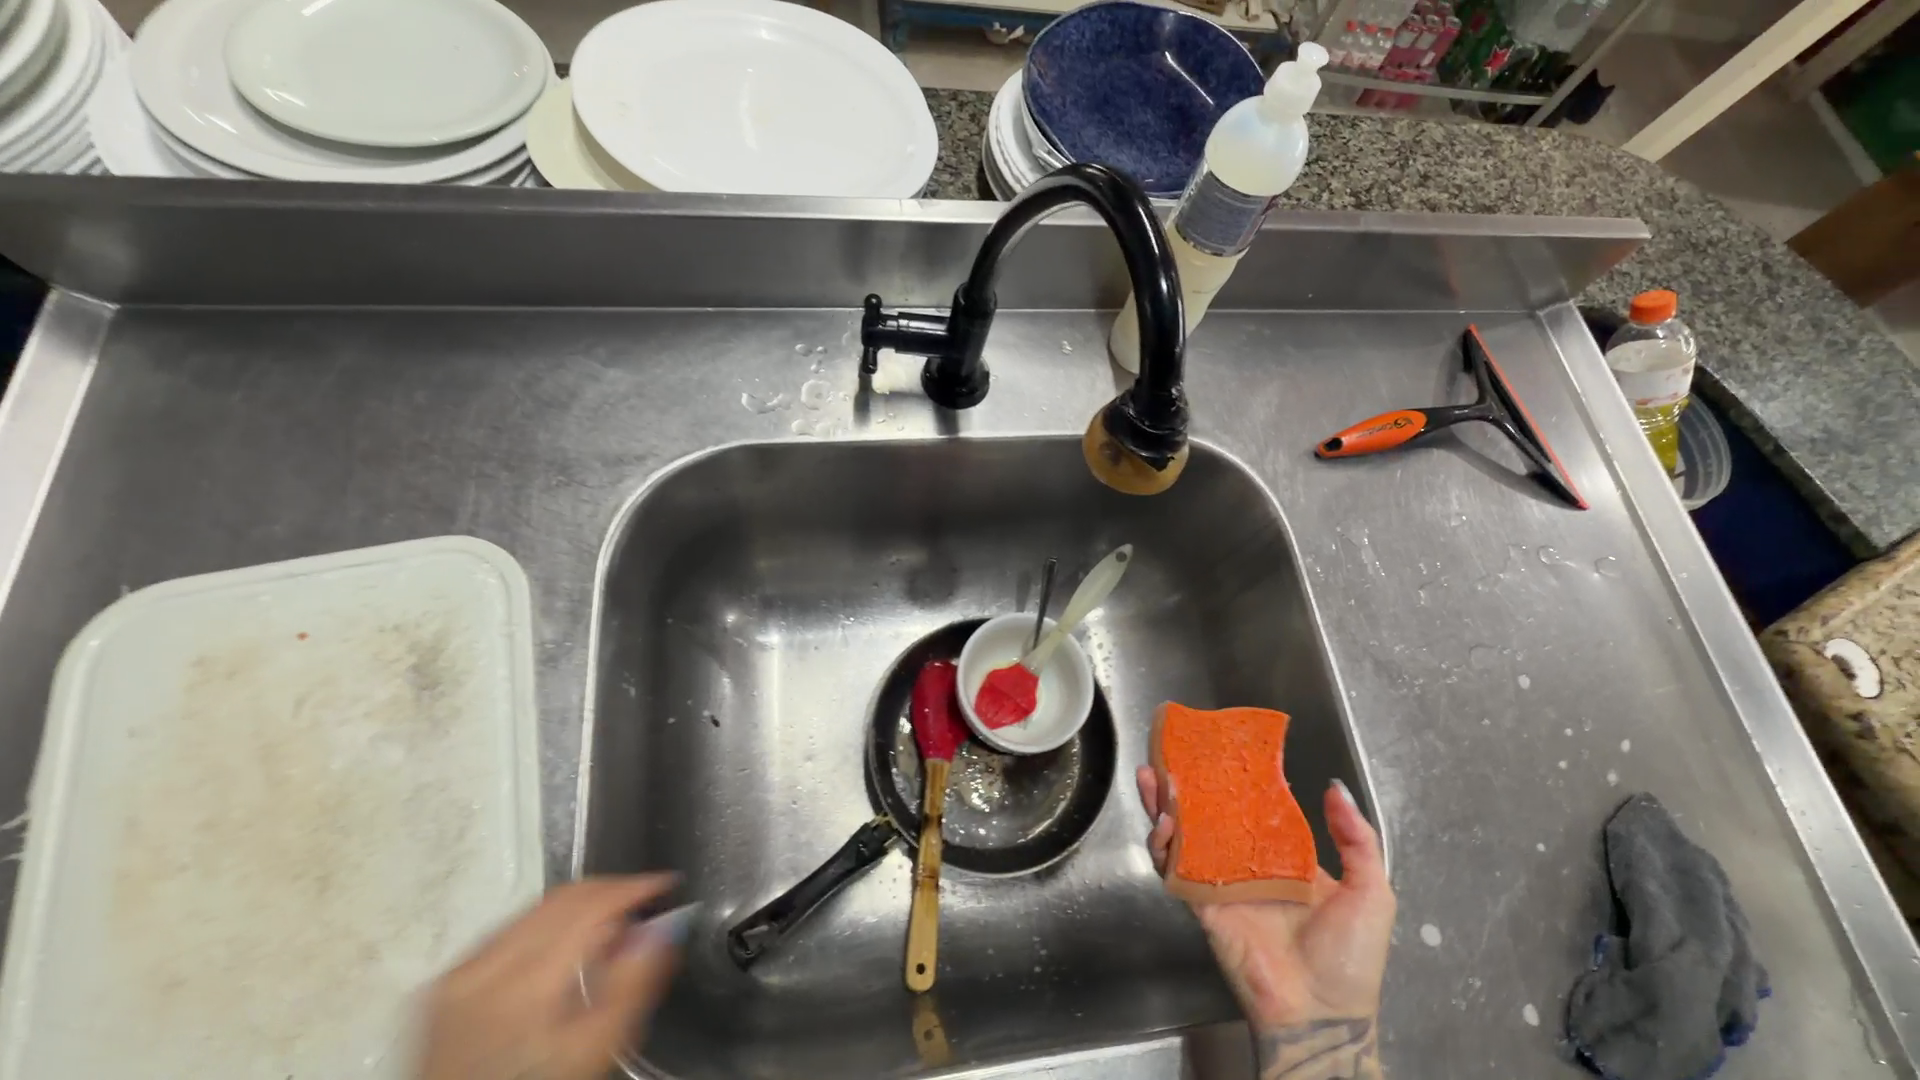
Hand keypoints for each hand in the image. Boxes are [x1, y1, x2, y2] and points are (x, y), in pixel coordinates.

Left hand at [415, 876, 687, 1079]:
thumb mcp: (596, 1050)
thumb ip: (633, 985)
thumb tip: (663, 927)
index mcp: (524, 985)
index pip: (589, 905)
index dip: (634, 886)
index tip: (667, 883)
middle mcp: (484, 965)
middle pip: (561, 898)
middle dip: (611, 891)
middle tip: (646, 903)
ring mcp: (459, 971)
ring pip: (535, 908)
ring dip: (580, 906)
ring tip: (611, 926)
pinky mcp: (448, 979)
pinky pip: (510, 929)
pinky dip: (547, 925)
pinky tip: (566, 946)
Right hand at [1138, 767, 1394, 1078]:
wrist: (1322, 1012)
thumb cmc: (1351, 955)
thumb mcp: (1371, 890)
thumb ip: (1356, 837)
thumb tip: (1335, 787)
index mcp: (1284, 860)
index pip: (1251, 811)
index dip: (1231, 783)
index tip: (1219, 754)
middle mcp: (1247, 867)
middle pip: (1207, 817)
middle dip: (1184, 788)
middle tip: (1165, 757)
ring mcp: (1221, 885)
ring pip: (1183, 837)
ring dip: (1165, 808)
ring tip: (1153, 780)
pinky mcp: (1202, 904)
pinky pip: (1176, 870)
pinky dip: (1163, 846)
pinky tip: (1163, 824)